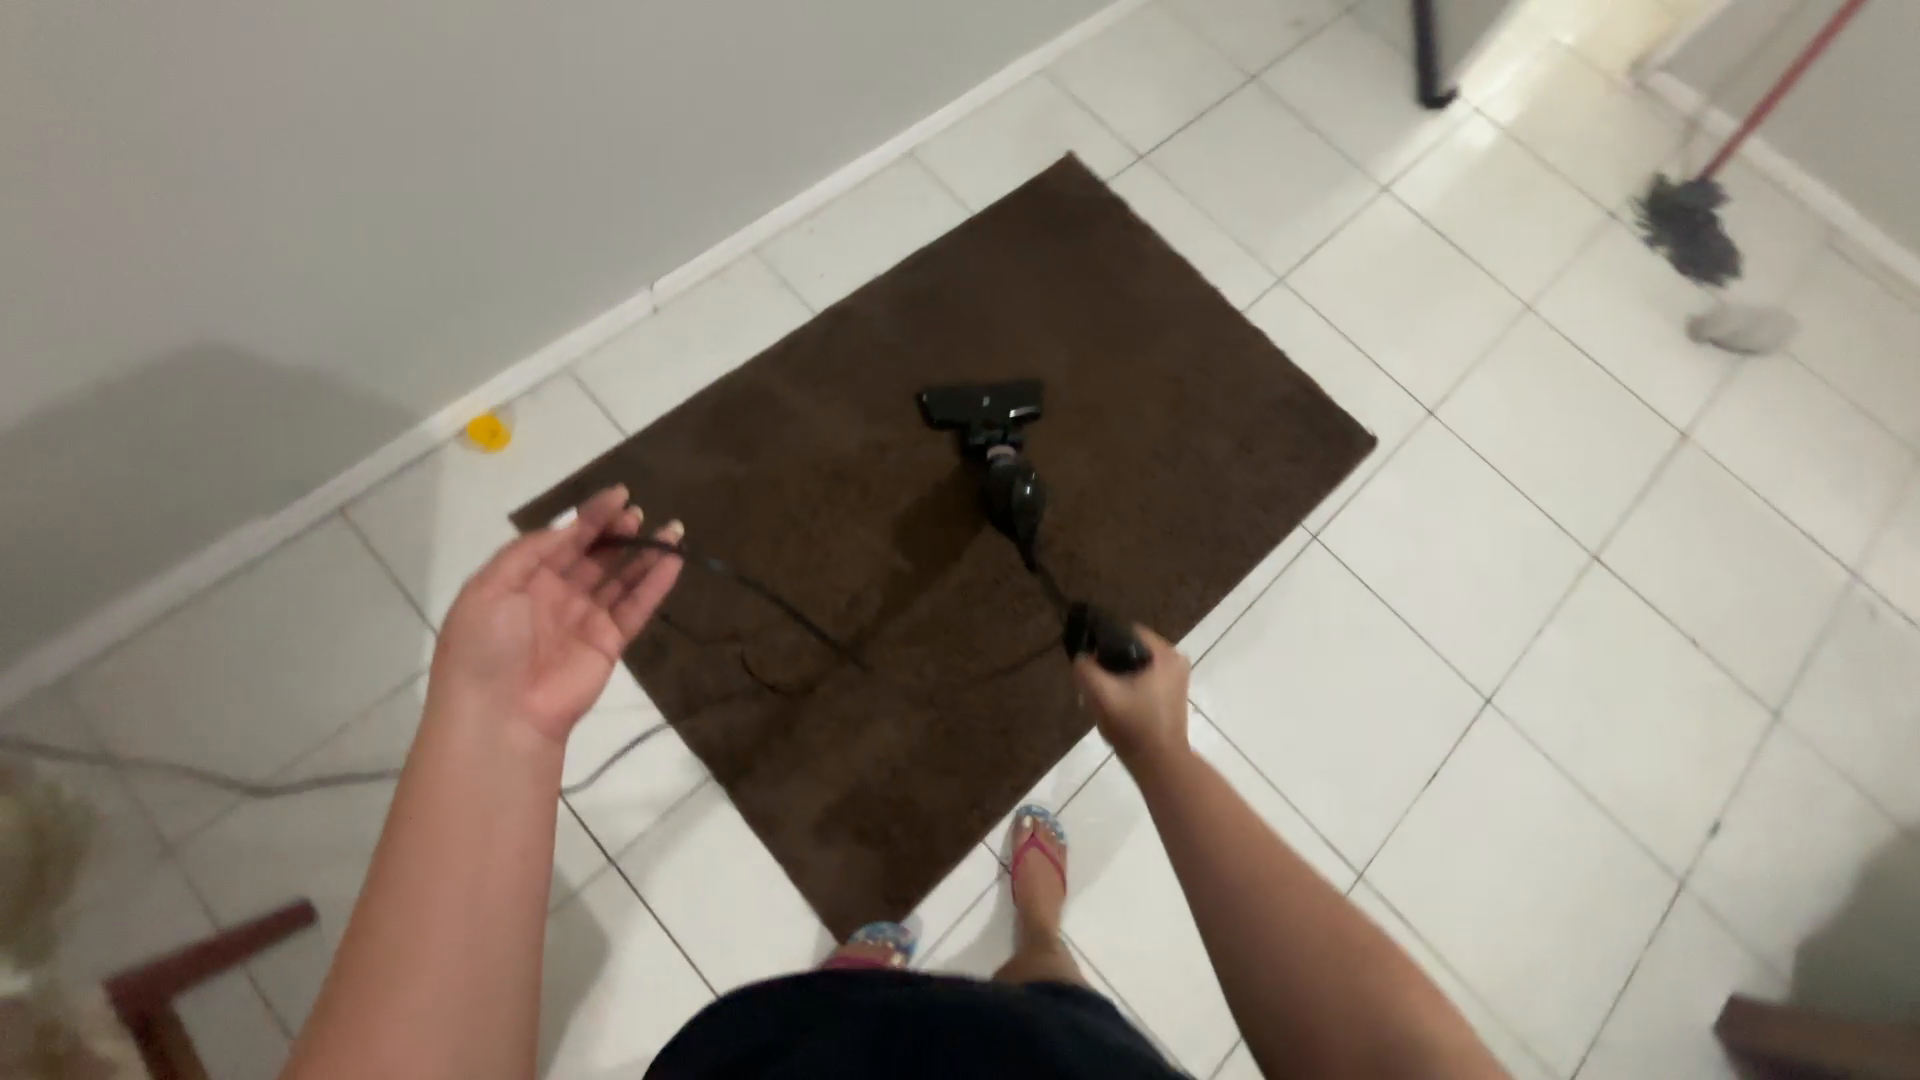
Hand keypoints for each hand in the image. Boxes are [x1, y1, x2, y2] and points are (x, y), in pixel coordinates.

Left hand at [430, 485, 682, 742]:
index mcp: (522, 580)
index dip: (589, 516)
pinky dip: (656, 584)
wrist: (500, 715)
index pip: (562, 539)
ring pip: (621, 578)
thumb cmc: (486, 646)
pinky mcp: (610, 642)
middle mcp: (555, 595)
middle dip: (616, 532)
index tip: (619, 494)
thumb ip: (532, 551)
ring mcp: (584, 619)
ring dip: (644, 554)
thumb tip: (572, 527)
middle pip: (593, 555)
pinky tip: (674, 562)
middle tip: (638, 514)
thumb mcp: (491, 588)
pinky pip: (637, 607)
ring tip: (671, 531)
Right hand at [1072, 626, 1190, 766]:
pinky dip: (1130, 683)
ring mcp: (1177, 678)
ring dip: (1119, 673)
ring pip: (1137, 663)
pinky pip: (1145, 677)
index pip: (1126, 630)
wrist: (1160, 763)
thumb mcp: (1101, 694)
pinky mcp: (1173, 693)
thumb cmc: (1133, 726)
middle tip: (1093, 678)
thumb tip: (1082, 656)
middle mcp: (1175, 660)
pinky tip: (1117, 700)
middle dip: (1110, 660)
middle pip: (1132, 647)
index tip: (1089, 659)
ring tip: (1103, 691)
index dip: (1103, 641)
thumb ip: (1085, 668)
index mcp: (1164, 654)